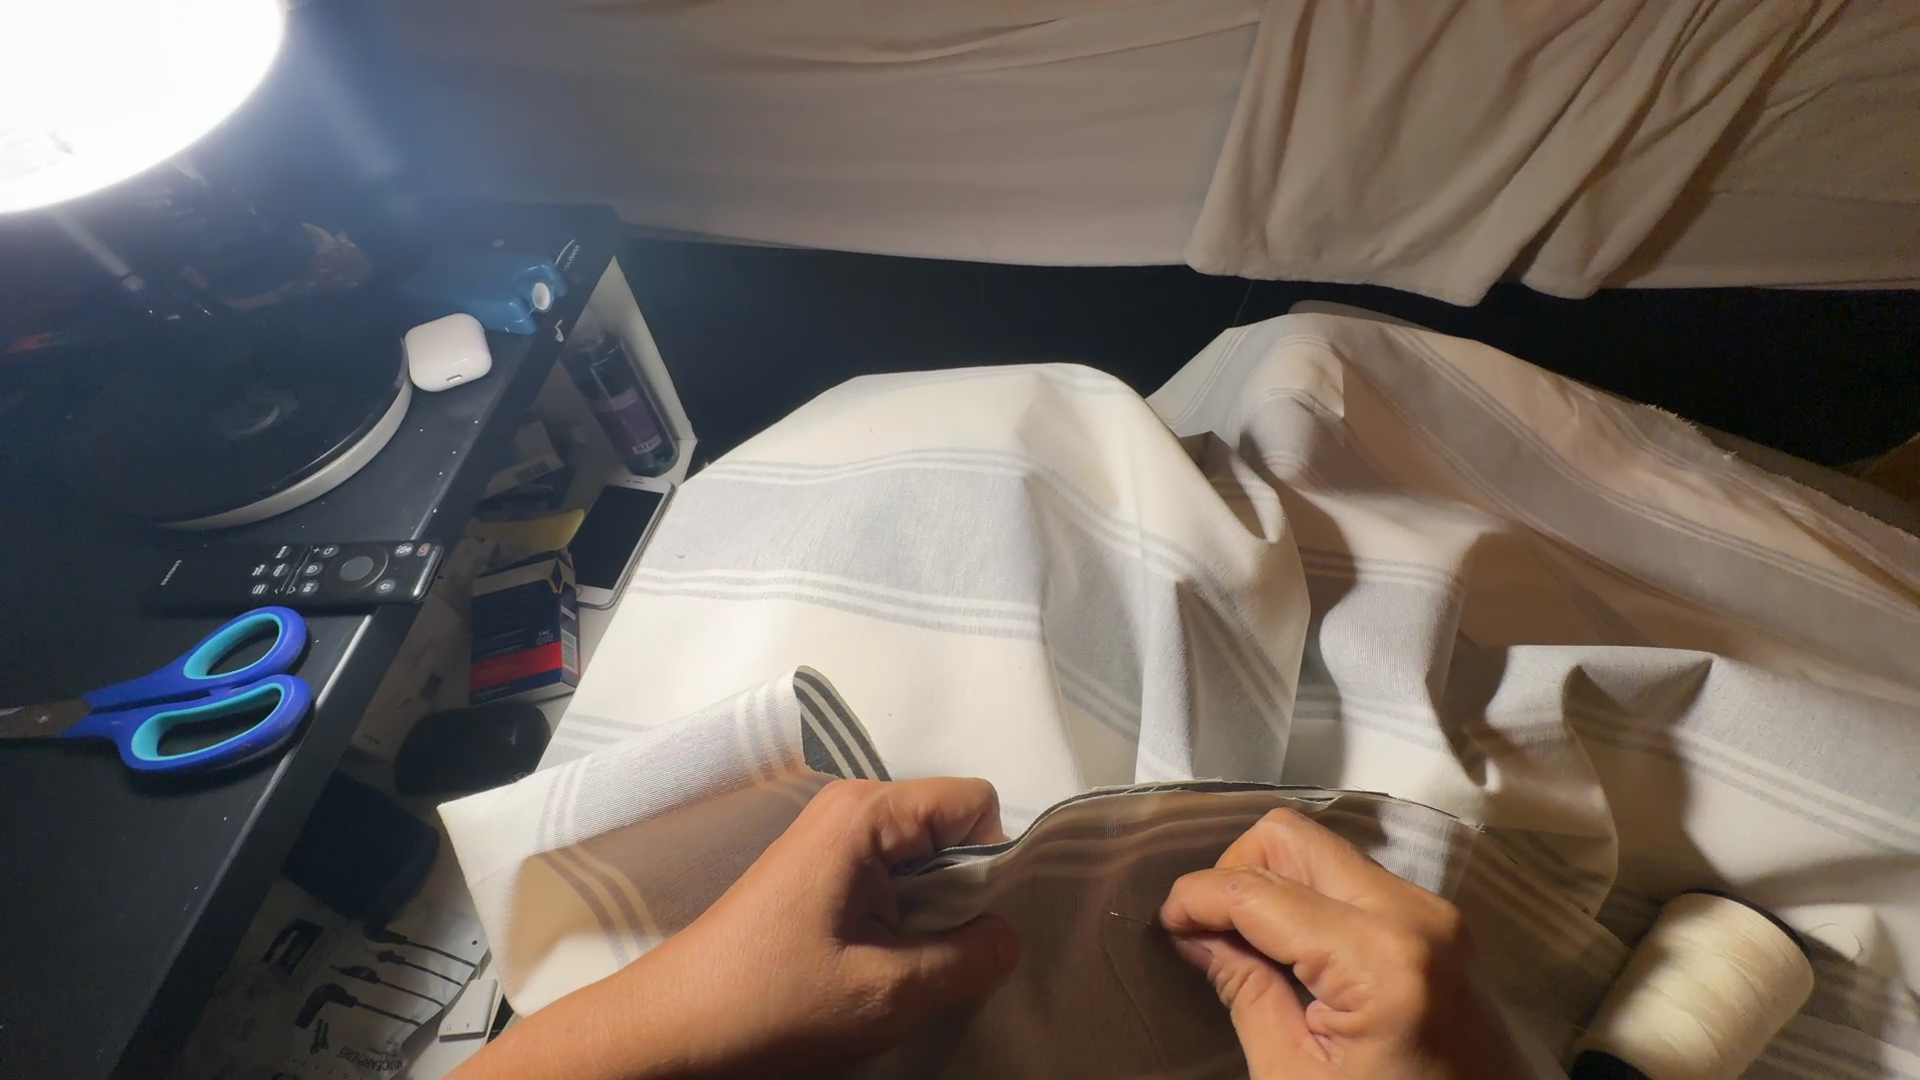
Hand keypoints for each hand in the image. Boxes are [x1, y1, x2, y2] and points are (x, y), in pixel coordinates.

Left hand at [459, 778, 1020, 1079]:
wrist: (671, 1031)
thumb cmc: (769, 1003)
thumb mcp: (881, 994)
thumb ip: (964, 960)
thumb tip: (1011, 935)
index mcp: (868, 813)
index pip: (972, 801)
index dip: (991, 856)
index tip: (979, 919)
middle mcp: (853, 805)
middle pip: (947, 824)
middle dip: (963, 886)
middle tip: (948, 951)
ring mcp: (835, 832)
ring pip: (923, 852)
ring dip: (933, 906)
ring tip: (910, 960)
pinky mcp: (823, 862)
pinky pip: (893, 869)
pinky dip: (905, 910)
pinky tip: (883, 956)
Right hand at [1158, 809, 1529, 1079]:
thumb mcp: (1292, 1079)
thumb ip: (1241, 987)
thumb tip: (1194, 931)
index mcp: (1378, 960)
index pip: (1256, 890)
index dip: (1196, 898)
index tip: (1167, 922)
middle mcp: (1412, 914)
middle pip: (1289, 838)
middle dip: (1235, 870)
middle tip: (1214, 928)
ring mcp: (1433, 913)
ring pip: (1318, 846)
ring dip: (1270, 879)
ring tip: (1252, 939)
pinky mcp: (1439, 923)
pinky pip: (1348, 874)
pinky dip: (1305, 892)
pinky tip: (1294, 945)